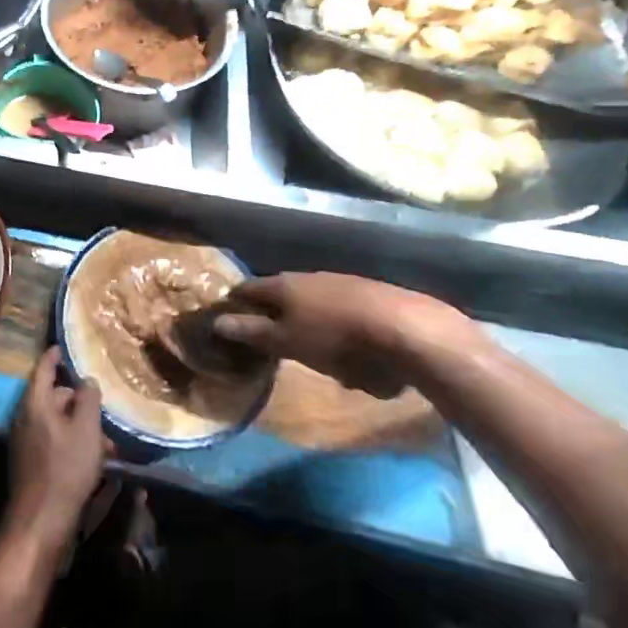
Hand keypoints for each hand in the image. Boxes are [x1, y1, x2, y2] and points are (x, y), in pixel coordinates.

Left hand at [5, 347, 107, 546]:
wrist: (41, 519)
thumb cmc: (66, 469)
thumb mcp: (86, 431)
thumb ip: (88, 400)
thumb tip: (87, 380)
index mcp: (34, 404)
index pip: (42, 369)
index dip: (53, 356)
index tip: (63, 347)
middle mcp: (24, 417)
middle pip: (51, 396)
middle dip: (76, 398)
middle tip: (101, 405)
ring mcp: (25, 440)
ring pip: (55, 420)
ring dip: (78, 423)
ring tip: (106, 438)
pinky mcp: (31, 460)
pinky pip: (52, 438)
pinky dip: (71, 440)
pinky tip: (93, 457)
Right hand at [212, 272, 486, 397]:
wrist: (411, 331)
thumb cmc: (336, 337)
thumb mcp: (287, 342)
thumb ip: (252, 332)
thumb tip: (217, 322)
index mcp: (284, 284)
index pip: (248, 288)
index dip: (235, 302)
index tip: (227, 318)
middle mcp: (311, 277)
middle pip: (283, 294)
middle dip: (276, 315)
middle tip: (272, 340)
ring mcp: (345, 283)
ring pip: (316, 303)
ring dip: (311, 323)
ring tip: (316, 351)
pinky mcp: (375, 296)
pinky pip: (346, 312)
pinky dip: (341, 328)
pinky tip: (354, 350)